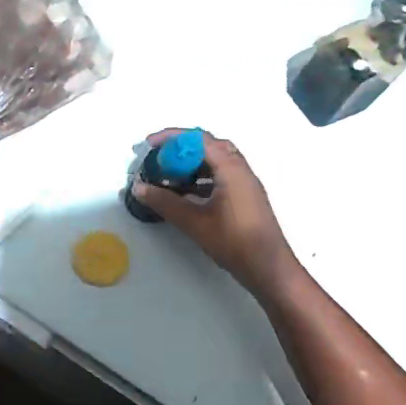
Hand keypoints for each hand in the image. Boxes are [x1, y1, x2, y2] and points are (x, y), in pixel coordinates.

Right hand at [133, 129, 296, 294]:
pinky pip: (219, 176)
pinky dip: (199, 178)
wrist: (267, 266)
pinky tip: (183, 192)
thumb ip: (164, 202)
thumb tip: (139, 187)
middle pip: (210, 146)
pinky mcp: (243, 197)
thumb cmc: (232, 240)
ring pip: (215, 162)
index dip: (172, 138)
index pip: (199, 140)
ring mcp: (244, 184)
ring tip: (167, 175)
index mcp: (230, 169)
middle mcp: (240, 170)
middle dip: (182, 148)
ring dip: (190, 164)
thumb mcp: (193, 221)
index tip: (149, 145)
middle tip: (159, 158)